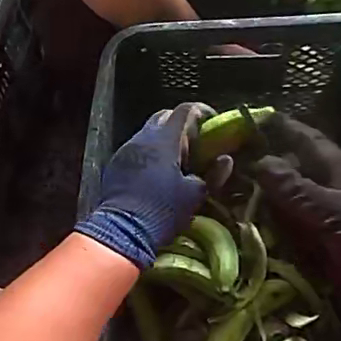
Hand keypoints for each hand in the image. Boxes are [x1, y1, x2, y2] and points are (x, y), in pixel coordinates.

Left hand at [75, 104, 211, 268]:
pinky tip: (154, 173)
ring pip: (147, 132)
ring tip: (175, 160)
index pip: (186, 110)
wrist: (122, 230)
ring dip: (163, 140)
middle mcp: (143, 137)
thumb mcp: (195, 194)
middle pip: (164, 116)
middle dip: (181, 124)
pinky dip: (148, 153)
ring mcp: (126, 149)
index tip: (212, 122)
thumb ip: (213, 174)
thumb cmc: (163, 210)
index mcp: (165, 140)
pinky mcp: (115, 164)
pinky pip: (135, 149)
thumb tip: (225, 160)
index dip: (202, 111)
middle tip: (194, 143)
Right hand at [252, 114, 340, 340]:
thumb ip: (296, 189)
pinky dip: (286, 240)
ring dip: (276, 211)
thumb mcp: (335, 212)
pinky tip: (269, 244)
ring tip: (245, 208)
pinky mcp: (339, 254)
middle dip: (273, 175)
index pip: (312, 142)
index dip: (289, 129)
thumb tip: (259, 160)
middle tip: (239, 172)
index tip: (262, 117)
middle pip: (301, 176)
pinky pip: (304, 239)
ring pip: (299, 209)